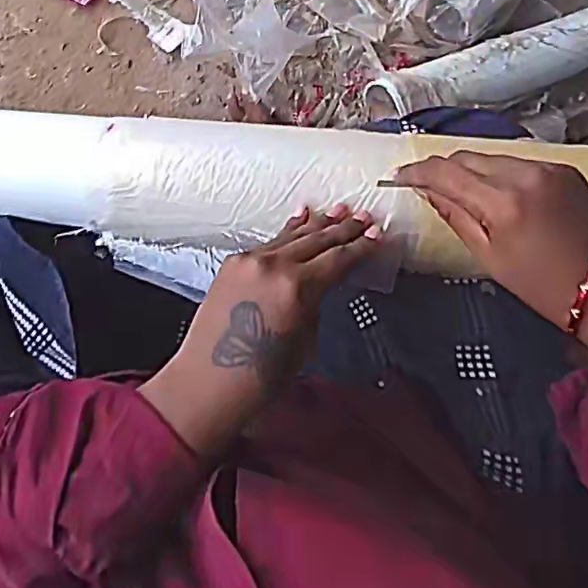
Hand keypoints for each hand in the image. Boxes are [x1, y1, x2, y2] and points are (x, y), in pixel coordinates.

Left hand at [139, 208, 379, 456]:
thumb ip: (313, 303)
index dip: (360, 248)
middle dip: (343, 229)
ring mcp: (250, 260)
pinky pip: (270, 243)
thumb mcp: (304, 340)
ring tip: (338, 210)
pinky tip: (301, 217)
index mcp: (297, 287)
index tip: (378, 234)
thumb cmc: (262, 374)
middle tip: (364, 216)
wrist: (209, 378)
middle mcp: (273, 265)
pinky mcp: (234, 262)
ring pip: (292, 236)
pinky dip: (288, 231)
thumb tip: (319, 283)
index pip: (337, 260)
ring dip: (317, 223)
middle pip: (317, 240)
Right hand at [393, 153, 587, 320]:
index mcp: (503, 202)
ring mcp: (549, 168)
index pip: (445, 172)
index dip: (416, 172)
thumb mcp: (490, 256)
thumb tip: (429, 191)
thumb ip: (455, 215)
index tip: (398, 177)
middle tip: (424, 184)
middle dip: (441, 169)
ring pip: (490, 157)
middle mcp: (525, 175)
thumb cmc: (547, 288)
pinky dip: (498, 172)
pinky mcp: (566, 170)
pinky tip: (495, 191)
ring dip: (469, 170)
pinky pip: (516, 162)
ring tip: (459, 189)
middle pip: (466, 157)